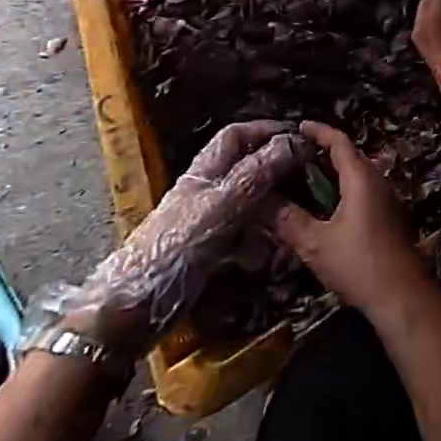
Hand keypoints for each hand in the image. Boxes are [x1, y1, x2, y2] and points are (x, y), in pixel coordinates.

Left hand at [66, 120, 308, 353]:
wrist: (132, 311)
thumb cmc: (174, 248)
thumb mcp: (221, 205)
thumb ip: (257, 173)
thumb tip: (294, 141)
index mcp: (206, 172)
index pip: (237, 135)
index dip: (266, 130)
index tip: (299, 137)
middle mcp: (209, 192)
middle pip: (249, 169)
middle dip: (278, 174)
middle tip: (308, 180)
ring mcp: (209, 222)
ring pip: (251, 205)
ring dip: (273, 213)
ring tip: (293, 223)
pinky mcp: (210, 252)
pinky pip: (244, 238)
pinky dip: (257, 245)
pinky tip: (263, 259)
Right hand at [271, 122, 427, 310]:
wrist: (400, 294)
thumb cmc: (359, 263)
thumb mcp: (316, 243)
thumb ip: (289, 220)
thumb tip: (262, 202)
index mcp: (361, 178)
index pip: (339, 142)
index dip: (319, 131)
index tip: (298, 126)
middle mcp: (376, 180)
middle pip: (349, 156)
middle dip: (322, 152)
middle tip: (293, 155)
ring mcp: (385, 198)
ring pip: (355, 175)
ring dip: (331, 173)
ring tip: (302, 178)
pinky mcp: (387, 215)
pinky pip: (361, 191)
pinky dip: (341, 189)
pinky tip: (323, 206)